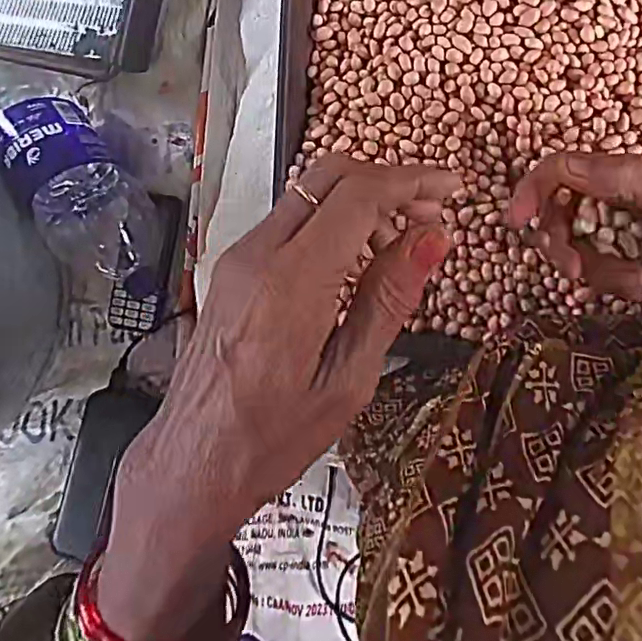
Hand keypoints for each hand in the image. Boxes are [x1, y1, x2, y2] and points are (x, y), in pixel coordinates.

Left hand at [98, 155, 457, 640]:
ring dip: (365, 198)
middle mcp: (257, 254)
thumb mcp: (349, 379)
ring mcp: (239, 256)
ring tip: (404, 242)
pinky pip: (295, 217)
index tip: (452, 187)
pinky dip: (338, 218)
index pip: (357, 196)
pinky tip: (364, 257)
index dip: (412, 182)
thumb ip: (390, 298)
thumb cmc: (273, 438)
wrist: (188, 466)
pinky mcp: (234, 266)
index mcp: (290, 284)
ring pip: (312, 190)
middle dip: (390, 179)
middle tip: (433, 211)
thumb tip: (434, 237)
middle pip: (331, 174)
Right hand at [507, 153, 641, 320]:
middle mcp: (612, 200)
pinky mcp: (620, 262)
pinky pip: (595, 274)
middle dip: (563, 245)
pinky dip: (615, 284)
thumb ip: (622, 178)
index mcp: (621, 175)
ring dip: (599, 271)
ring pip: (573, 249)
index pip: (559, 171)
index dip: (531, 190)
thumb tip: (565, 166)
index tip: (518, 220)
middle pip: (556, 215)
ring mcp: (615, 233)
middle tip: (578, 268)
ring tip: (638, 278)